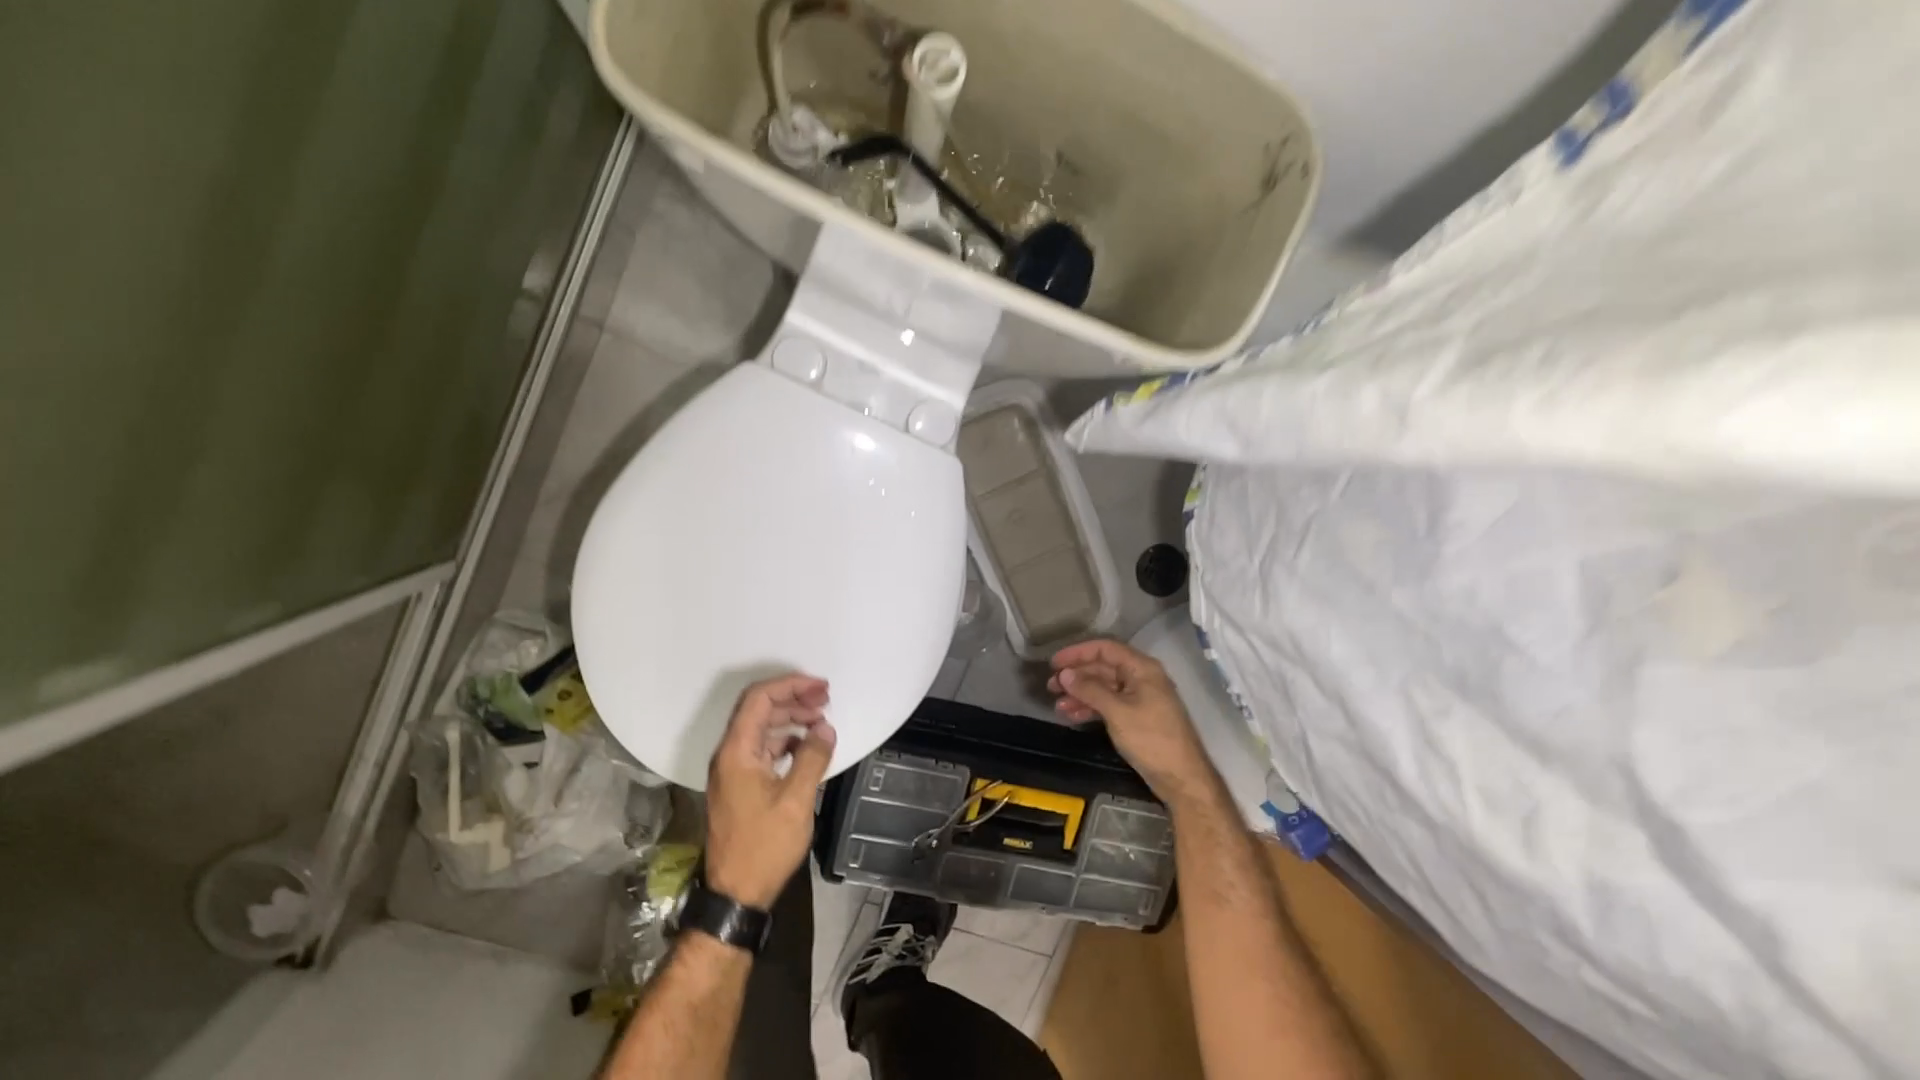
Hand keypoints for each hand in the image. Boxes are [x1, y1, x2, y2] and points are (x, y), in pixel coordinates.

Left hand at [704, 674, 836, 908]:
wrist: (737, 892)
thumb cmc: (764, 845)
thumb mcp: (796, 801)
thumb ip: (811, 759)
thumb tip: (825, 729)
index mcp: (736, 752)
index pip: (758, 700)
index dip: (789, 686)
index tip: (820, 688)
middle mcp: (729, 755)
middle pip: (758, 711)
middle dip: (792, 700)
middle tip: (826, 700)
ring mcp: (733, 772)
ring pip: (761, 730)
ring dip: (790, 720)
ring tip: (821, 722)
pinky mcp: (740, 787)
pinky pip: (762, 751)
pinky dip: (785, 742)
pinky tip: (807, 748)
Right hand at [1049, 639, 1213, 804]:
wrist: (1181, 776)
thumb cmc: (1150, 738)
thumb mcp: (1117, 712)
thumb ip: (1090, 690)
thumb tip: (1065, 674)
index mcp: (1142, 668)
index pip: (1105, 649)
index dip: (1078, 652)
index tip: (1054, 663)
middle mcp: (1141, 678)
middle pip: (1103, 667)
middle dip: (1077, 675)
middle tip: (1051, 686)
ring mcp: (1140, 698)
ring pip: (1104, 688)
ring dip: (1080, 694)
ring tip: (1058, 705)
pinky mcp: (1136, 717)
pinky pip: (1109, 704)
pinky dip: (1091, 708)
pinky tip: (1072, 716)